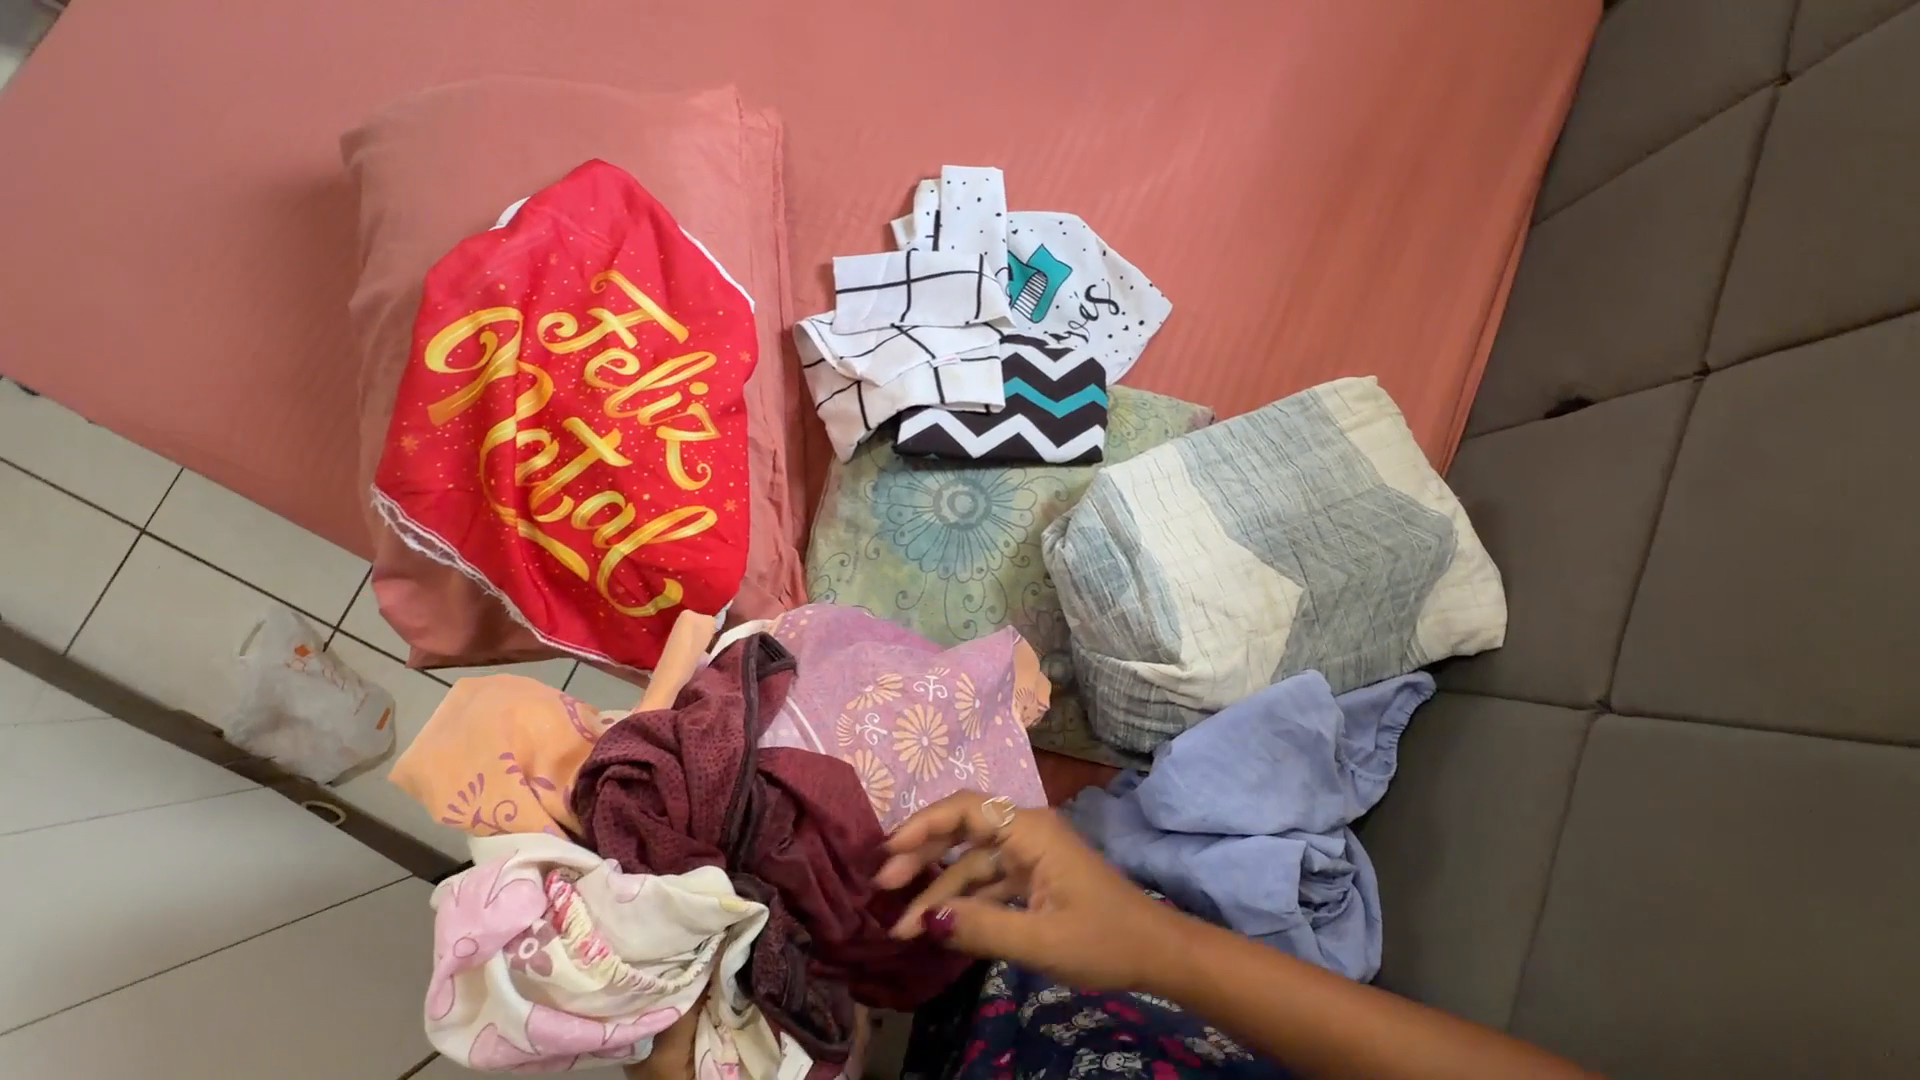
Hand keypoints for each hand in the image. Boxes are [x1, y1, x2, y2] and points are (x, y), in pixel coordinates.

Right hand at [875, 792, 1182, 991]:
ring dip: (938, 890)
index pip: (965, 809)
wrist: (1157, 953)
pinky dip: (962, 903)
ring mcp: (1029, 857)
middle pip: (961, 832)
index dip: (922, 825)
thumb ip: (981, 928)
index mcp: (1029, 830)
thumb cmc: (1104, 939)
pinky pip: (987, 883)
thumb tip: (926, 920)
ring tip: (901, 927)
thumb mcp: (1040, 941)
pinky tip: (938, 926)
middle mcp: (1025, 833)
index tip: (887, 853)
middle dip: (921, 857)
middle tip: (882, 888)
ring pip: (971, 863)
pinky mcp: (1033, 880)